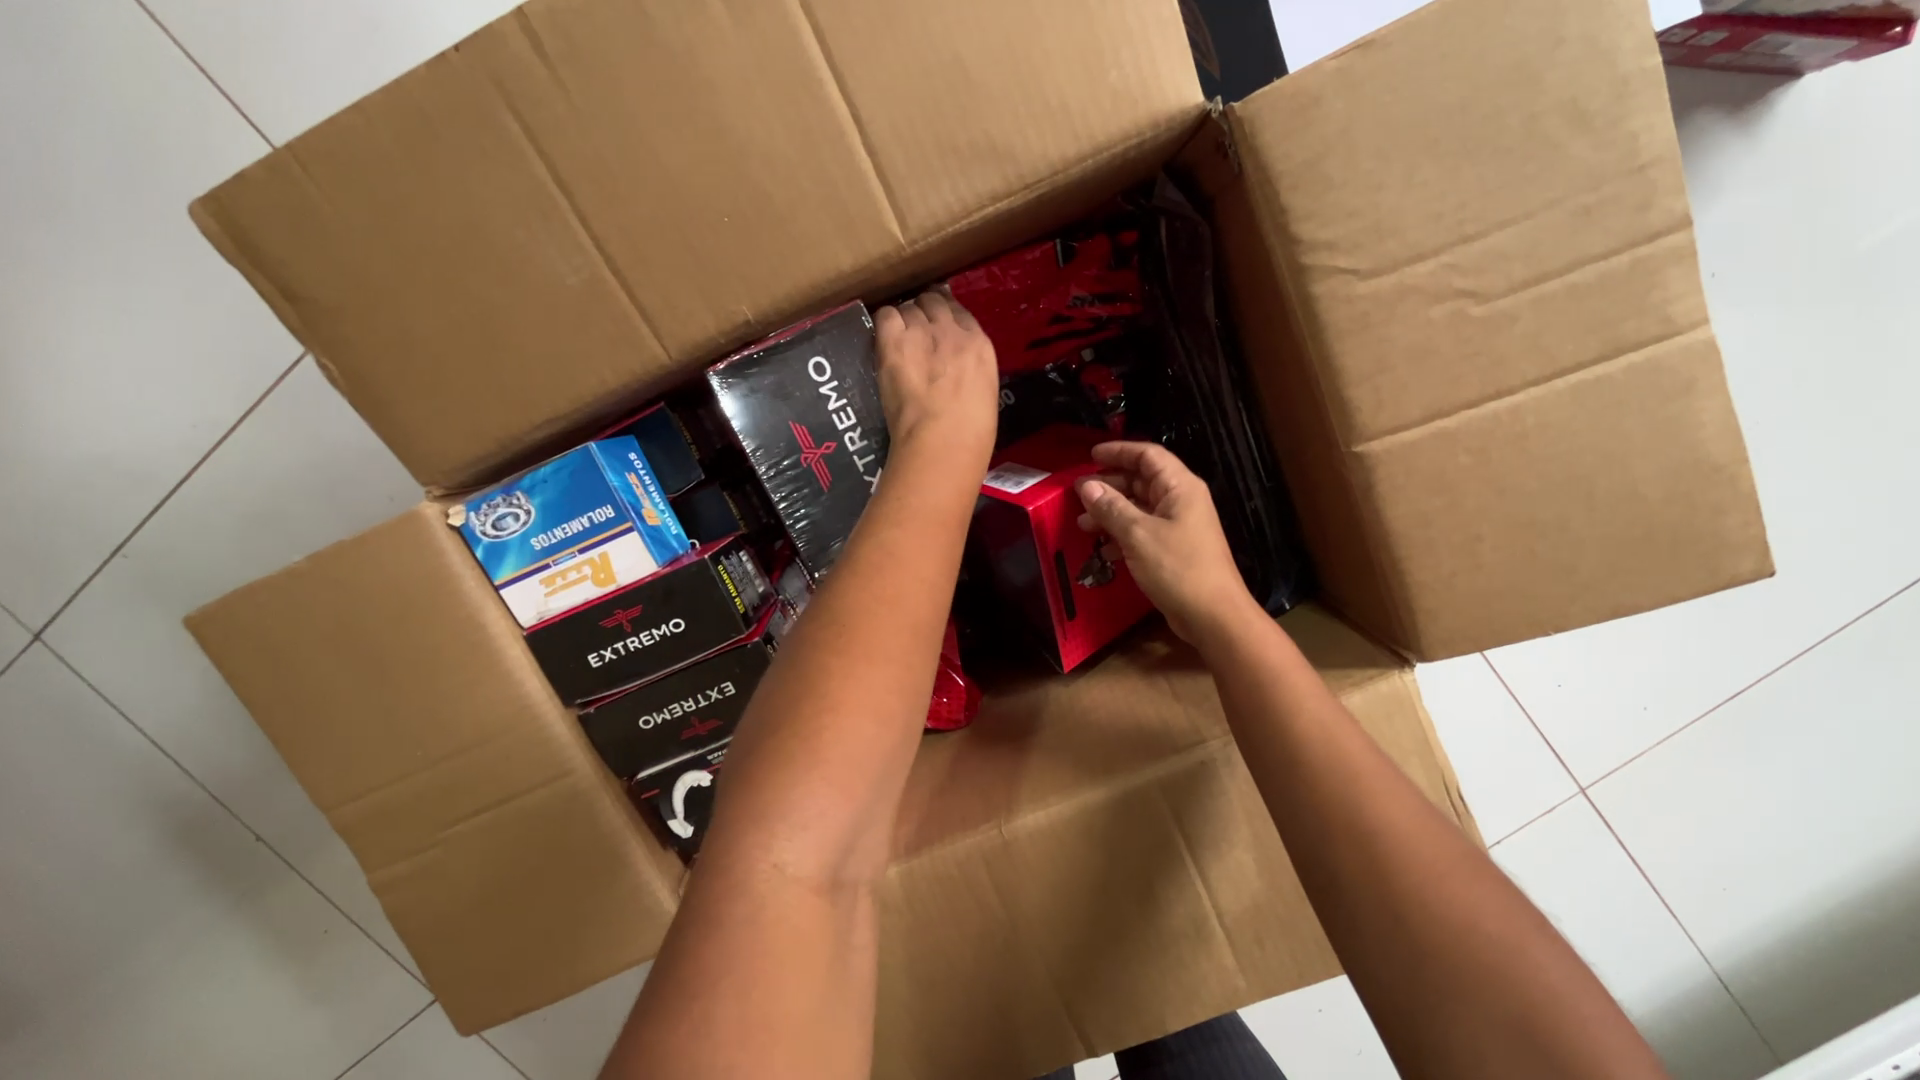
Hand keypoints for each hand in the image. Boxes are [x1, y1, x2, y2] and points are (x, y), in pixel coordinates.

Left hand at [873, 292, 997, 473]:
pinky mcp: (893, 343)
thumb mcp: (984, 392)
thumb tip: (955, 369)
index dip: (945, 316)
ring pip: (908, 306)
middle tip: (916, 332)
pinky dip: (885, 323)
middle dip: (924, 312)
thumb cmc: (971, 432)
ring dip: (904, 318)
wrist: (943, 440)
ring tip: (899, 338)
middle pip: (933, 301)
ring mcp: (920, 332)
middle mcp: (950, 329)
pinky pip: (886, 316)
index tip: (938, 327)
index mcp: (979, 344)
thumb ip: (970, 370)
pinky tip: (885, 339)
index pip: (959, 312)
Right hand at [1075, 442, 1259, 645]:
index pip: (1148, 455)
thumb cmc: (1178, 568)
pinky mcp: (1173, 550)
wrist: (1212, 615)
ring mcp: (1178, 526)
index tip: (1090, 456)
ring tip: (1084, 524)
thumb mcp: (1138, 534)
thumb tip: (1086, 485)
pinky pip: (1143, 532)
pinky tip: (1103, 549)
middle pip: (1142, 481)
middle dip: (1110, 485)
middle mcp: (1181, 501)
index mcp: (1179, 487)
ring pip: (1139, 508)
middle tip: (1079, 493)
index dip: (1119, 452)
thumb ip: (1110, 507)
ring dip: (1111, 513)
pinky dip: (1121, 535)